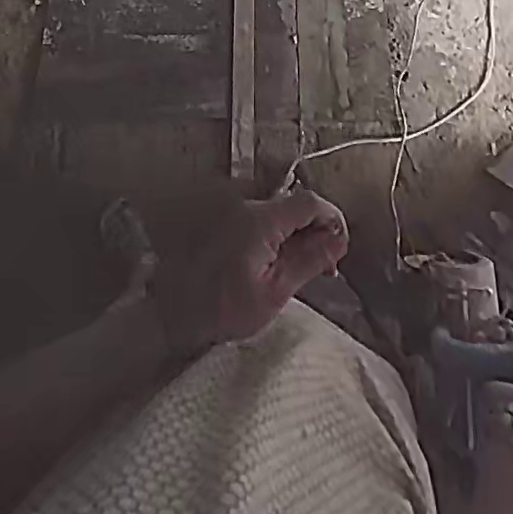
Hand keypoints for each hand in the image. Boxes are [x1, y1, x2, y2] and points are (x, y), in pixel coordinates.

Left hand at [151, 187, 348, 354]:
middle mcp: (243, 203)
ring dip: (292, 233)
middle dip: (314, 230)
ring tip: (295, 268)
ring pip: (275, 211)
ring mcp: (228, 207)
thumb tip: (340, 238)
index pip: (310, 201)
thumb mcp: (275, 291)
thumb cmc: (223, 308)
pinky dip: (271, 233)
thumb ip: (310, 259)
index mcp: (259, 218)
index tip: (339, 247)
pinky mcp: (218, 217)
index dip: (332, 220)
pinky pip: (256, 217)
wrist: (172, 312)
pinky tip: (271, 261)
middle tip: (322, 266)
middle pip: (293, 204)